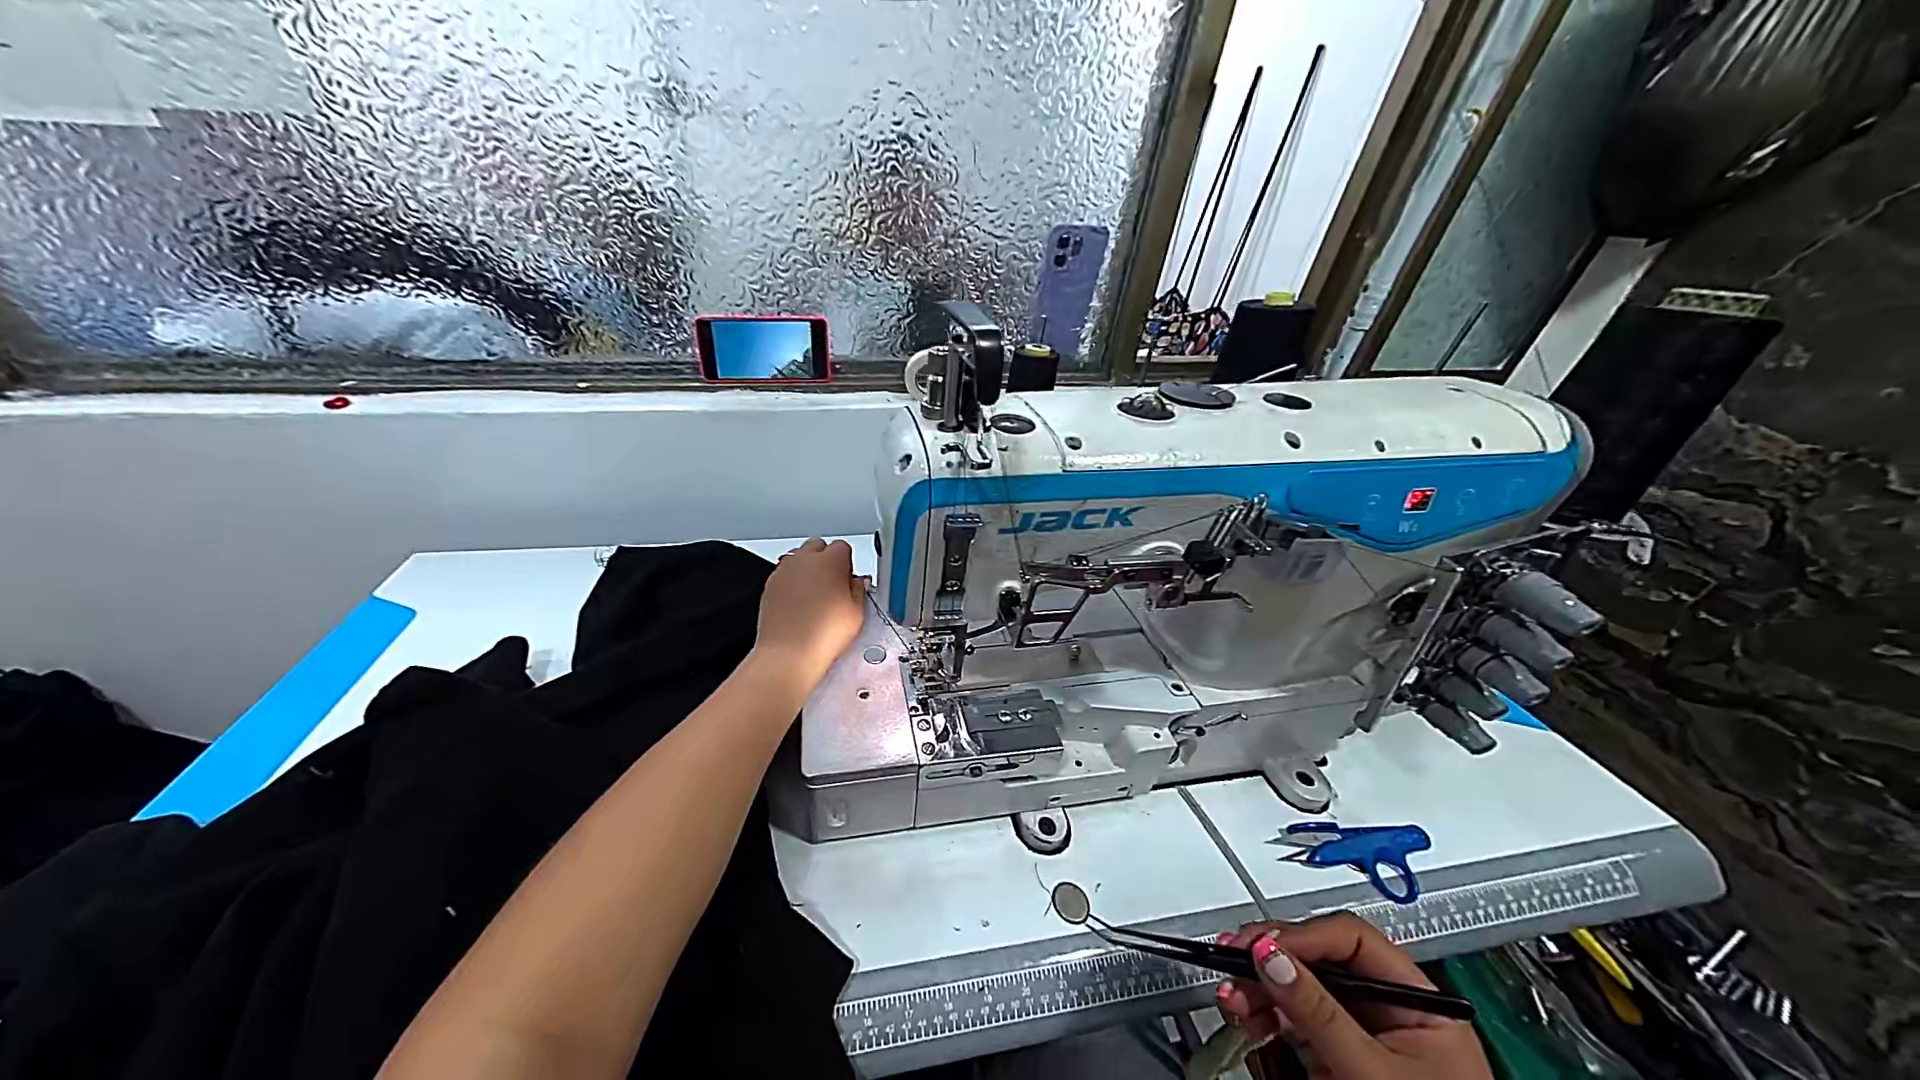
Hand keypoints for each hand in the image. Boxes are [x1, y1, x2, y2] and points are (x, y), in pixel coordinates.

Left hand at [751, 538, 868, 697]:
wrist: (789, 654)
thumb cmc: (821, 635)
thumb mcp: (857, 612)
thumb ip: (859, 590)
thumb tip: (857, 583)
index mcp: (830, 560)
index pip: (843, 547)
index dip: (848, 563)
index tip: (849, 579)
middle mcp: (804, 560)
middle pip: (818, 546)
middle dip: (827, 560)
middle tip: (834, 584)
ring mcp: (783, 571)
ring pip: (799, 558)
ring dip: (808, 569)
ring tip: (816, 595)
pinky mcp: (769, 586)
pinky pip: (784, 575)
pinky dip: (792, 583)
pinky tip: (800, 604)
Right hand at [1215, 914, 1491, 1079]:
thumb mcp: (1372, 1074)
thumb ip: (1320, 1014)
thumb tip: (1271, 955)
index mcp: (1416, 1002)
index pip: (1351, 940)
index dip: (1302, 936)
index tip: (1259, 948)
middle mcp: (1385, 1008)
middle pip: (1318, 956)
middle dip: (1269, 958)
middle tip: (1233, 959)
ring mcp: (1357, 1031)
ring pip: (1297, 984)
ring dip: (1257, 985)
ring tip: (1232, 996)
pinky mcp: (1334, 1055)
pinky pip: (1291, 1017)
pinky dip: (1263, 1013)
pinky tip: (1245, 1015)